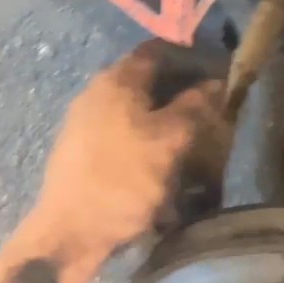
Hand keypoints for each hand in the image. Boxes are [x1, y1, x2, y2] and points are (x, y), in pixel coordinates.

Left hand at [34, 42, 222, 253]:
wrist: (68, 233)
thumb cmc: (122, 179)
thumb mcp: (169, 142)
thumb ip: (194, 106)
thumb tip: (214, 81)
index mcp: (117, 78)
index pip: (158, 49)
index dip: (188, 55)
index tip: (214, 70)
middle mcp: (97, 89)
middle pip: (145, 76)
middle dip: (177, 87)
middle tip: (207, 104)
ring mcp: (85, 118)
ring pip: (133, 104)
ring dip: (160, 113)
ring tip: (189, 133)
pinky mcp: (81, 146)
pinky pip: (120, 127)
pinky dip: (143, 133)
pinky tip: (159, 155)